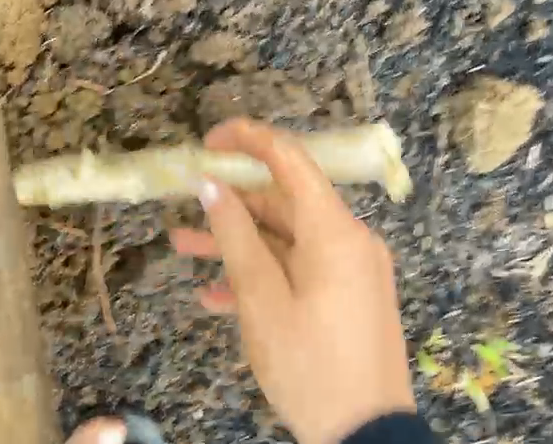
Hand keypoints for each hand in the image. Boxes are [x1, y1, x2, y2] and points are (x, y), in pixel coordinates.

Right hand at [169, 119, 416, 443]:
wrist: (371, 442)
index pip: (288, 157)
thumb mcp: (262, 300)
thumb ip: (234, 235)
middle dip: (230, 203)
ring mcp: (351, 270)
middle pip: (282, 201)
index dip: (246, 139)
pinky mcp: (348, 298)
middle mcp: (348, 239)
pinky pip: (299, 269)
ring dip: (237, 242)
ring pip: (285, 238)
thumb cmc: (311, 364)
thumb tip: (209, 184)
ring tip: (182, 248)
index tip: (207, 142)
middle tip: (184, 204)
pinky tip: (214, 295)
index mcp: (334, 230)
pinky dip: (261, 273)